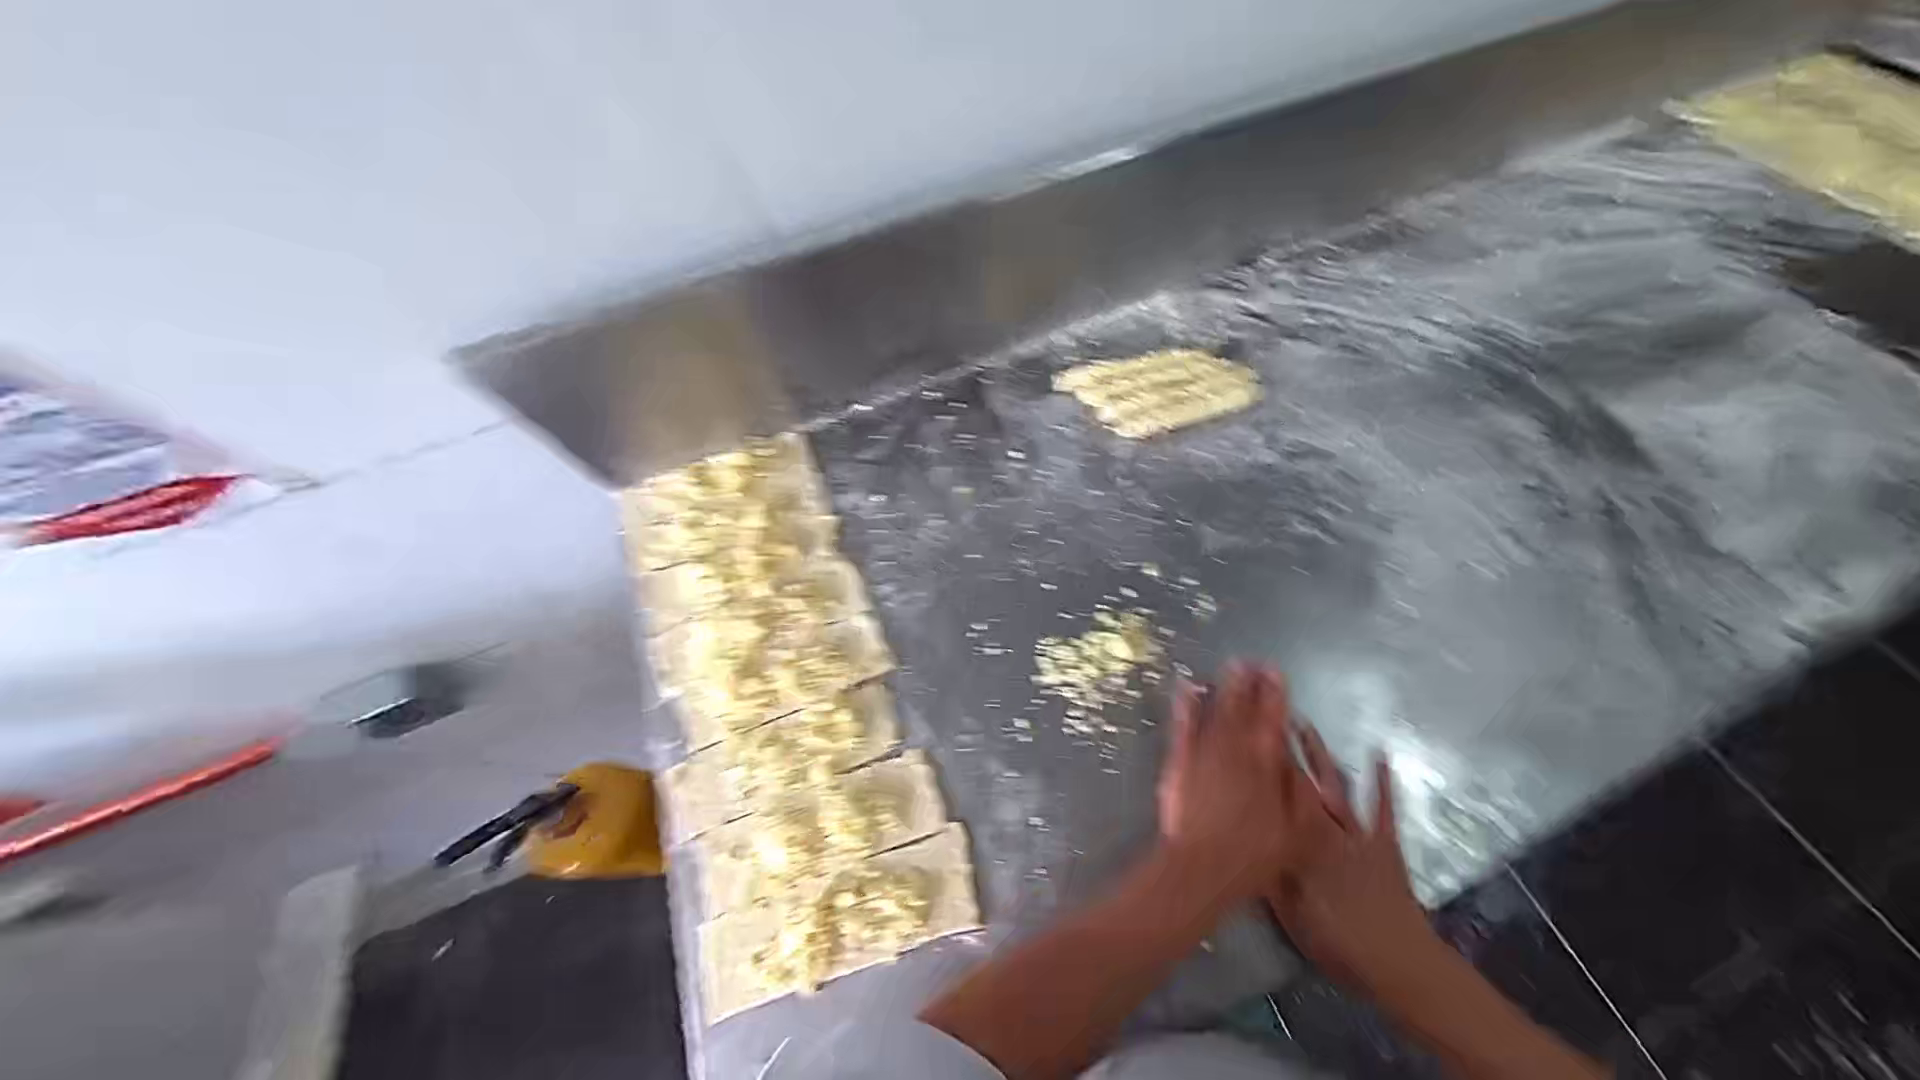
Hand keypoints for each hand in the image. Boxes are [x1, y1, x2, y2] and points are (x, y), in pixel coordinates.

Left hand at [1155, 663, 1313, 902]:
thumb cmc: (1255, 855)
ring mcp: (1205, 753)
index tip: (1275, 673)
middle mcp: (1235, 752)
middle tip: (1251, 662)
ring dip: (1224, 688)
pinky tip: (1188, 688)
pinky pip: (1183, 726)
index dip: (1275, 695)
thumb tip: (1300, 763)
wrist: (1203, 865)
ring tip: (1230, 668)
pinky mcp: (1179, 761)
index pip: (1273, 722)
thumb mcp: (1299, 833)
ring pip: (1216, 713)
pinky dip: (1186, 705)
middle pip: (1244, 711)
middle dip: (1249, 685)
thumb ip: (1303, 794)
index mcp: (1266, 766)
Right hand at [1267, 727, 1441, 998]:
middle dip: (1281, 746)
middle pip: (1299, 780)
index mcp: (1298, 841)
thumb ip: (1266, 867)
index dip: (1257, 762)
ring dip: (1318, 754)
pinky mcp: (1384, 843)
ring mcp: (1357, 832)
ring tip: (1303, 723)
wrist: (1399, 962)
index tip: (1242, 732)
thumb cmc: (1336, 938)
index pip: (1272, 793)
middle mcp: (1325, 827)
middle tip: (1266, 714)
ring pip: (1334, 784)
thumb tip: (1241, 835)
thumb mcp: (1287, 909)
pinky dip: (1381, 781)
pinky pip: (1382, 807)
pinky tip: (1378, 755)